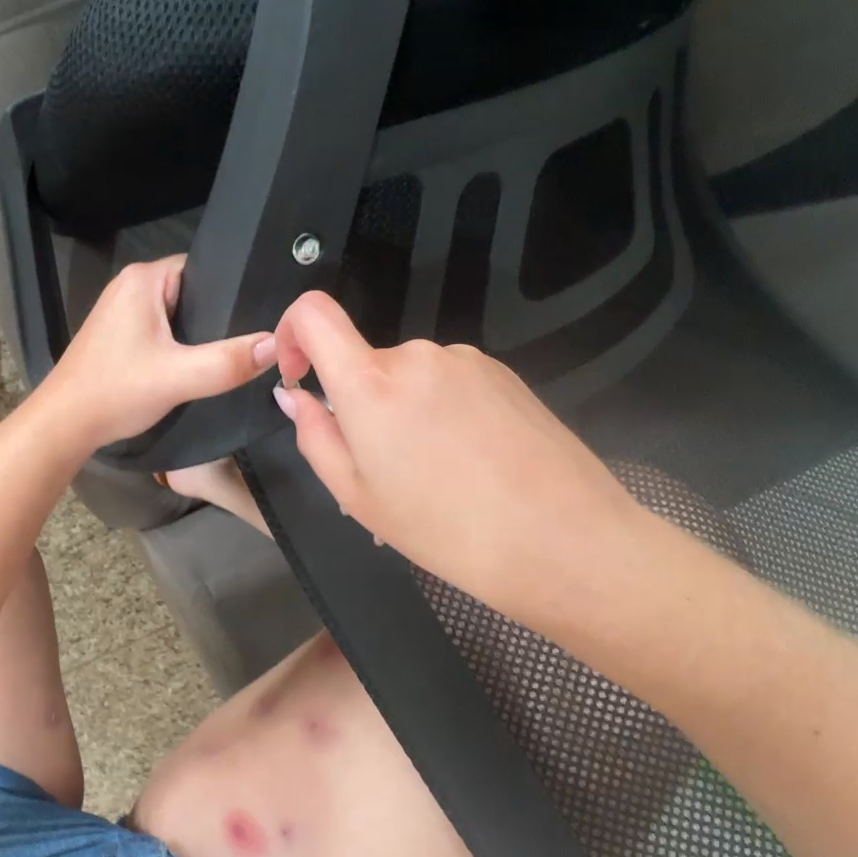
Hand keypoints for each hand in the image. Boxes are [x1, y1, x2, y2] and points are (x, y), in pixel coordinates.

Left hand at [42, 255, 275, 449]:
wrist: (64, 424)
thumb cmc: (116, 391)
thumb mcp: (178, 377)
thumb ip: (227, 361)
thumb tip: (277, 344)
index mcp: (143, 279)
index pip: (204, 268)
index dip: (233, 290)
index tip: (264, 313)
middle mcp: (131, 286)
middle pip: (193, 292)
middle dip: (220, 316)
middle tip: (256, 339)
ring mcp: (123, 311)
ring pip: (179, 315)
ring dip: (200, 335)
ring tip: (235, 353)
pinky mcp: (120, 336)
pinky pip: (163, 331)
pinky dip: (181, 346)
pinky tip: (200, 365)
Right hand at [271, 291, 654, 620]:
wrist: (564, 543)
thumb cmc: (445, 529)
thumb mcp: (356, 495)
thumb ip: (315, 435)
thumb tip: (298, 396)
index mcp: (371, 382)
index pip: (313, 312)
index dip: (292, 333)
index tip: (301, 377)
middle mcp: (416, 355)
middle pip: (364, 361)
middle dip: (361, 403)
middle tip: (384, 468)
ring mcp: (465, 360)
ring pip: (408, 377)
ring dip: (404, 411)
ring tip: (435, 474)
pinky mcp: (503, 373)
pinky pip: (449, 383)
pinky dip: (442, 412)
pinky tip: (471, 463)